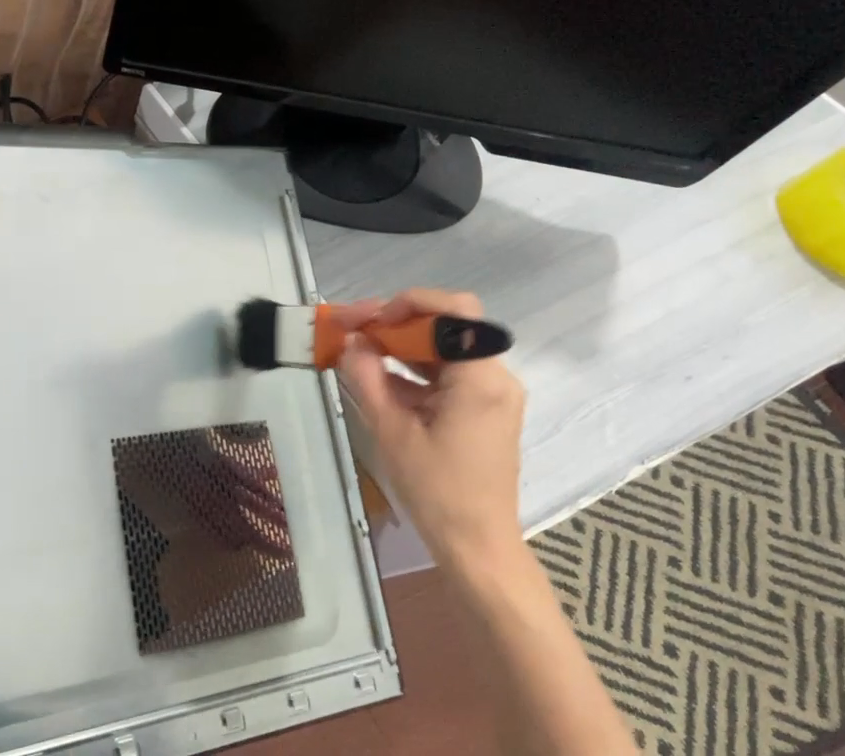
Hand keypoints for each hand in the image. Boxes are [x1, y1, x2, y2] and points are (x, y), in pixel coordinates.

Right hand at [335, 290, 526, 571]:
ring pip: (442, 349)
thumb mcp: (390, 429)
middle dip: (394, 322)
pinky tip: (376, 379)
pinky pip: (445, 374)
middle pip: (445, 326)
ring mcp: (490, 395)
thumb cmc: (435, 487)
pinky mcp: (481, 410)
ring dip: (399, 345)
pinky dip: (411, 369)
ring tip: (354, 351)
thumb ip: (367, 377)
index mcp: (481, 379)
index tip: (368, 319)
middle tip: (349, 330)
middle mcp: (495, 378)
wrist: (475, 541)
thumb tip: (353, 341)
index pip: (454, 312)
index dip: (408, 303)